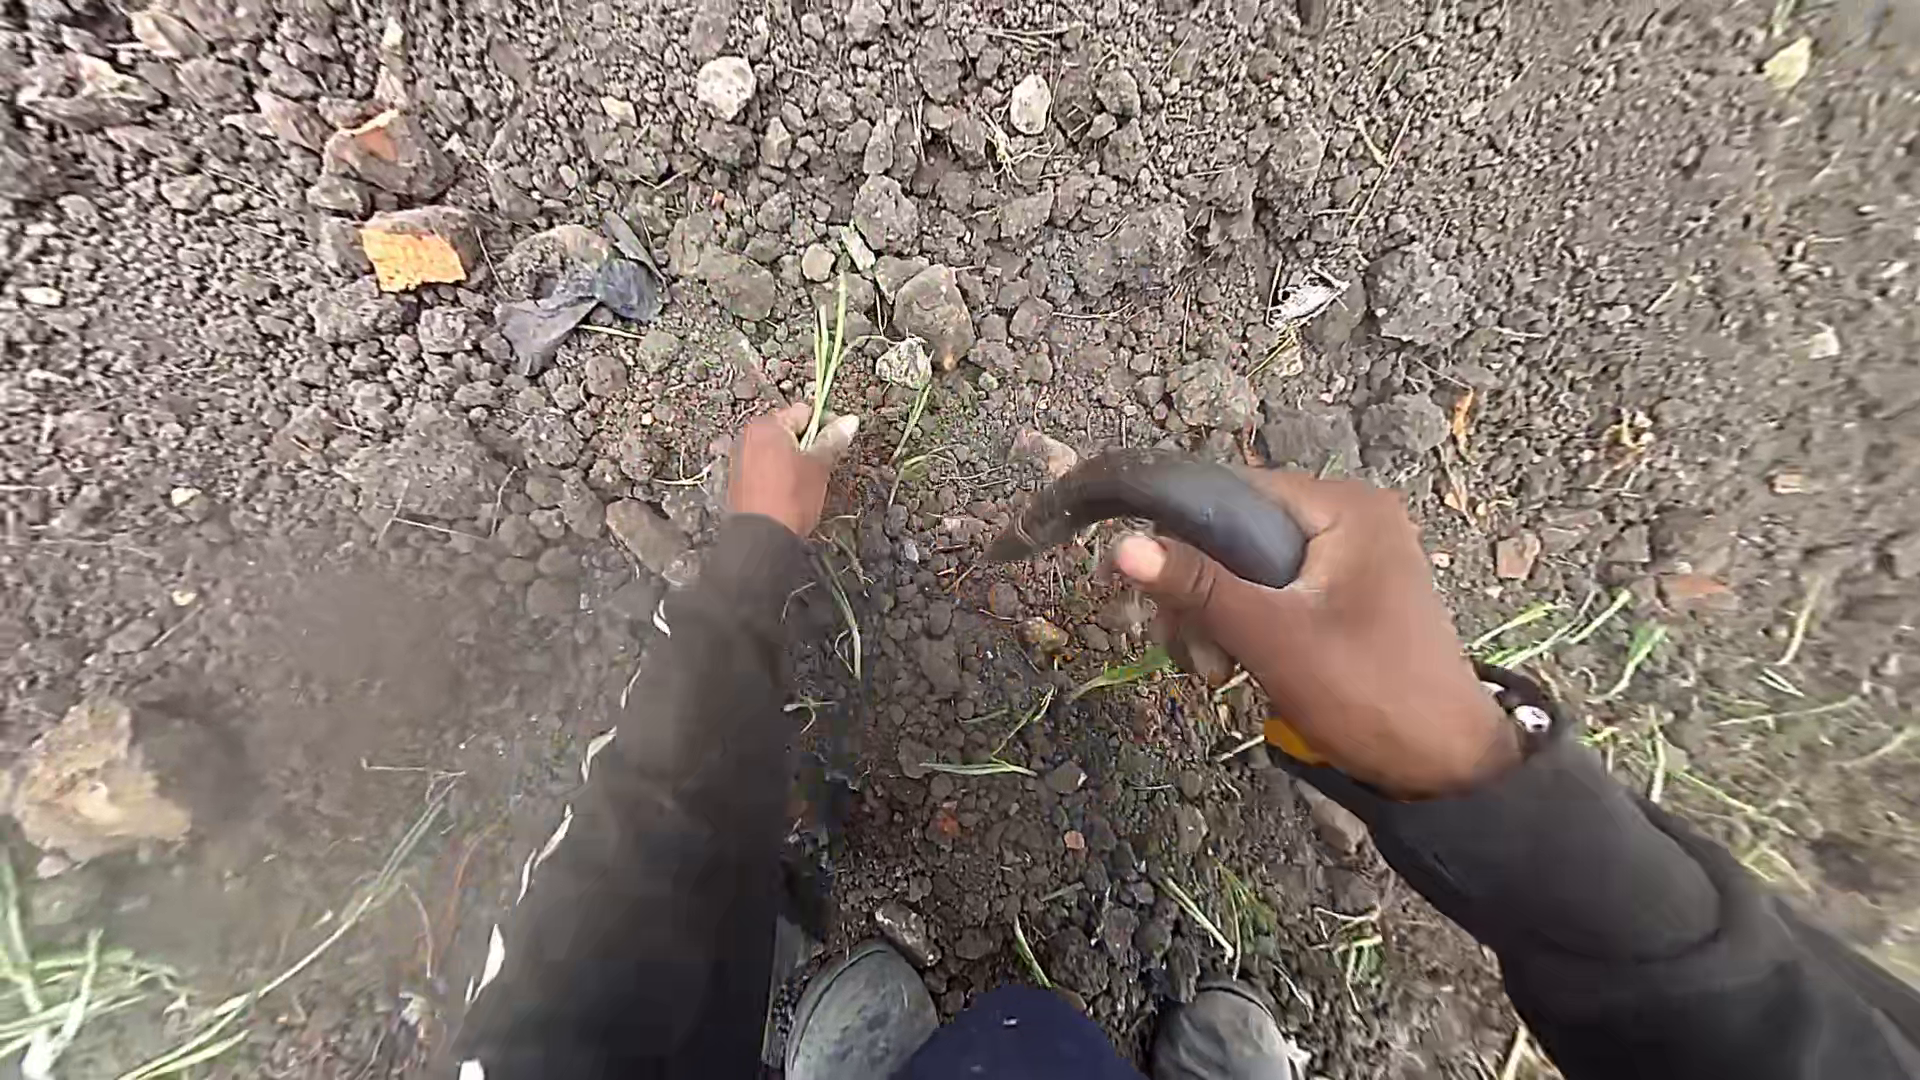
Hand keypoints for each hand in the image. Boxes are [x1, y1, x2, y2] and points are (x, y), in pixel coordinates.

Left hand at [728, 403, 858, 536]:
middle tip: (825, 464)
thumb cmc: (790, 499)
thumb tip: (849, 421)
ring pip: (779, 448)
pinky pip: (767, 464)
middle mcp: (750, 435)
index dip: (826, 425)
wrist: (761, 538)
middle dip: (809, 443)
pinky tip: (792, 490)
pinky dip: (781, 471)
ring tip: (809, 480)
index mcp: (768, 425)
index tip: (838, 442)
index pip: (804, 411)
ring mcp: (742, 456)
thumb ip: (833, 440)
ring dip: (796, 458)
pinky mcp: (740, 477)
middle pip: (789, 429)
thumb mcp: (819, 466)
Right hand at [1113, 472, 1518, 798]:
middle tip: (1181, 642)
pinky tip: (1228, 665)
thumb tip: (1122, 548)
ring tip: (1211, 669)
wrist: (1443, 772)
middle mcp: (1341, 519)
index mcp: (1341, 508)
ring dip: (1208, 616)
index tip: (1139, 581)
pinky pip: (1258, 591)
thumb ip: (1197, 586)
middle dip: (1195, 591)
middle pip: (1228, 533)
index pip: (1230, 492)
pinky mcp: (1331, 591)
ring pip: (1235, 566)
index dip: (1175, 532)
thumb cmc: (1367, 694)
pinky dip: (1233, 625)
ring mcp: (1338, 556)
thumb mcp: (1272, 636)